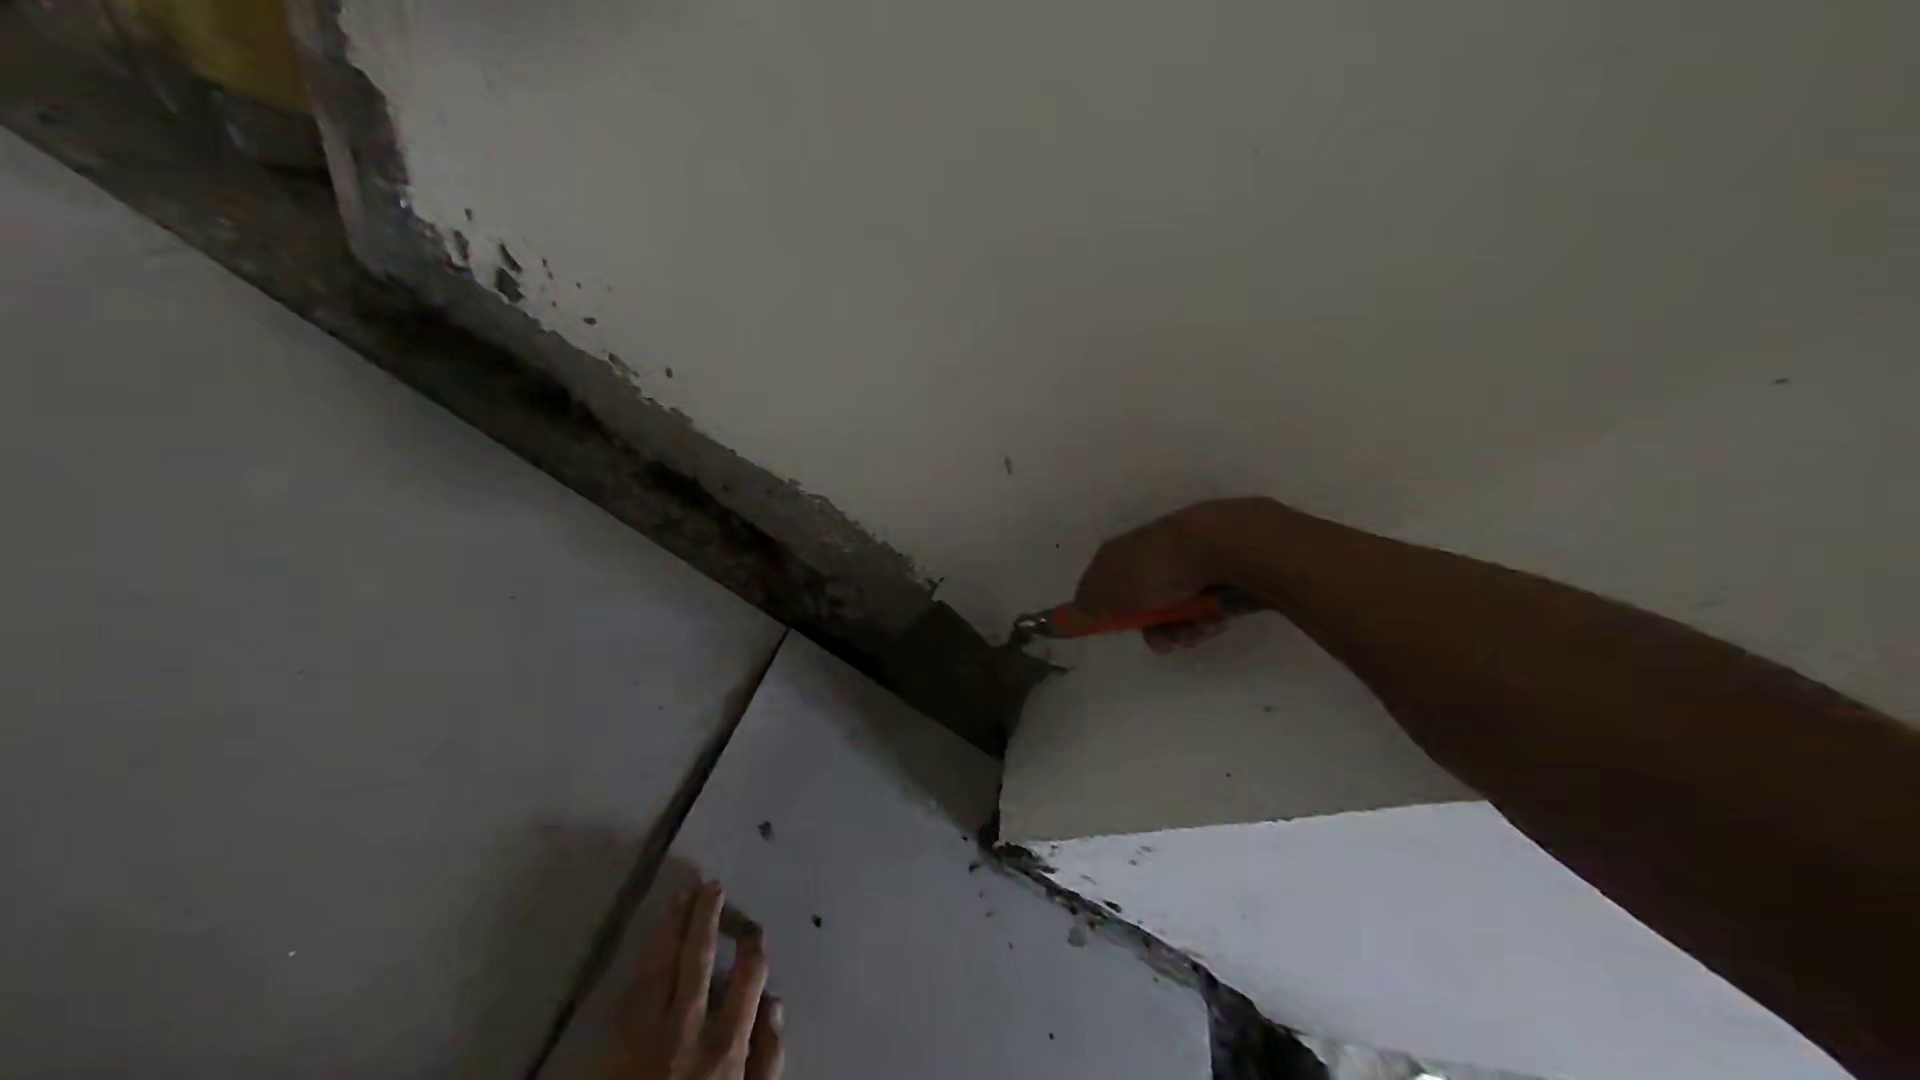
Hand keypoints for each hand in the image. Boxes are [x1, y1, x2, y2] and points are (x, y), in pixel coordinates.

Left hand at [601, 881, 783, 1079]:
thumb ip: (768, 1057)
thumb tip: (774, 1003)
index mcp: (726, 1044)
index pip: (747, 977)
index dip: (753, 947)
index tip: (754, 930)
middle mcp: (687, 1029)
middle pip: (699, 958)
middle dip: (707, 918)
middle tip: (712, 886)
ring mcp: (646, 1034)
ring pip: (661, 964)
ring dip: (672, 926)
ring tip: (681, 897)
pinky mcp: (615, 1043)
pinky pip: (632, 988)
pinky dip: (644, 957)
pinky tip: (652, 941)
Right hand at [1073, 498, 1275, 652]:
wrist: (1225, 546)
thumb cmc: (1157, 570)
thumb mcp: (1110, 594)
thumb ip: (1085, 608)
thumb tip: (1058, 617)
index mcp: (1119, 553)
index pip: (1099, 585)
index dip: (1102, 611)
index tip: (1109, 629)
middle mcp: (1150, 555)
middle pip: (1141, 605)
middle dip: (1152, 629)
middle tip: (1164, 640)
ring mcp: (1185, 563)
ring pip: (1176, 611)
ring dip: (1183, 629)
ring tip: (1196, 630)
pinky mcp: (1218, 572)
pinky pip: (1205, 606)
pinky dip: (1208, 618)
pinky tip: (1216, 618)